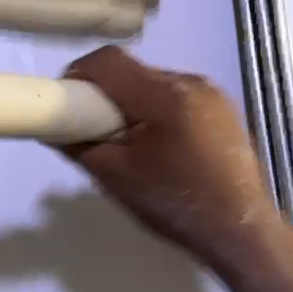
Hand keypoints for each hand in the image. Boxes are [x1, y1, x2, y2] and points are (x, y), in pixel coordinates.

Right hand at [61, 47, 281, 260]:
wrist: (241, 231)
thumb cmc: (173, 203)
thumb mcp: (114, 177)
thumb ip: (78, 146)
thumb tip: (51, 129)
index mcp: (163, 95)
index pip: (108, 61)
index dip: (79, 73)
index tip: (66, 101)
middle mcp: (190, 82)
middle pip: (132, 72)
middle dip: (106, 94)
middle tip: (93, 130)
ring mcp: (212, 94)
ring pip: (154, 84)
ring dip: (133, 104)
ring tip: (129, 144)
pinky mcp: (224, 109)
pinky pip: (177, 97)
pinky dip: (157, 112)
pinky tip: (160, 147)